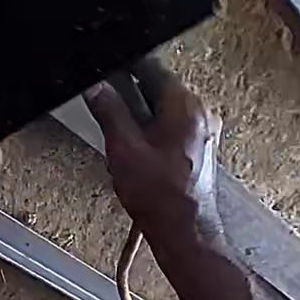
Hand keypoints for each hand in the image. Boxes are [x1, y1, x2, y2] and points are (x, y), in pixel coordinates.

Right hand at [83, 57, 222, 248]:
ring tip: (124, 140)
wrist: (184, 231)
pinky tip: (139, 153)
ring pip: (164, 108)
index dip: (123, 68)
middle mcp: (201, 113)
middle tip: (109, 110)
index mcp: (186, 106)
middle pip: (158, 88)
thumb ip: (108, 111)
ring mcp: (203, 130)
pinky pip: (172, 125)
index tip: (105, 73)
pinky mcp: (200, 146)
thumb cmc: (160, 196)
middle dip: (131, 97)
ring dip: (141, 116)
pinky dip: (153, 131)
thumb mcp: (123, 148)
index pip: (151, 68)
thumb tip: (96, 87)